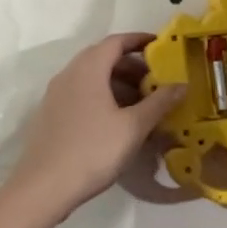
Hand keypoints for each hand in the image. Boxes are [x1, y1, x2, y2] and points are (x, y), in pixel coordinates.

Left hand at [7, 33, 185, 214]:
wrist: (43, 187)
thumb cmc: (92, 150)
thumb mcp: (133, 128)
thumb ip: (159, 103)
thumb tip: (182, 84)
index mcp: (88, 68)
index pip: (116, 41)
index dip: (139, 40)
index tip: (161, 46)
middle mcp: (69, 73)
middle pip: (103, 58)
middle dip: (132, 66)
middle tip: (156, 82)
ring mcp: (56, 93)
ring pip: (91, 77)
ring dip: (117, 83)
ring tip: (141, 104)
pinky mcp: (51, 113)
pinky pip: (81, 93)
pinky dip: (102, 96)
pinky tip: (117, 121)